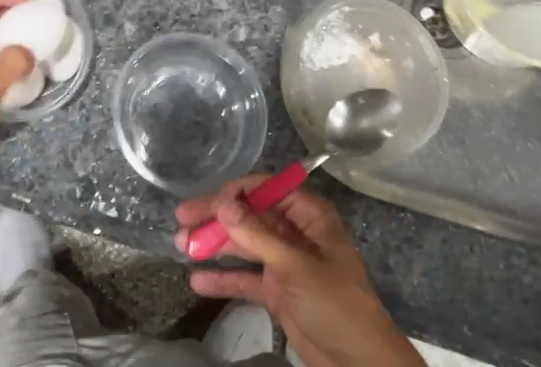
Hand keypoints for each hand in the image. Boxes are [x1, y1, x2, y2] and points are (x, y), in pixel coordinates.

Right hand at [174, 176, 422, 366]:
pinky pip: (246, 278)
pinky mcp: (277, 292)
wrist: (359, 363)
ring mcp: (285, 264)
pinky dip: (224, 278)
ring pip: (244, 246)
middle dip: (216, 218)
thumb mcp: (295, 266)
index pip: (266, 190)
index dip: (236, 192)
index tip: (208, 204)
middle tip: (181, 220)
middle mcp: (295, 234)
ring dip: (214, 246)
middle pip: (250, 216)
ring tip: (181, 246)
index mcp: (309, 216)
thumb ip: (257, 235)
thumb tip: (222, 202)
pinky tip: (197, 281)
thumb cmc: (335, 303)